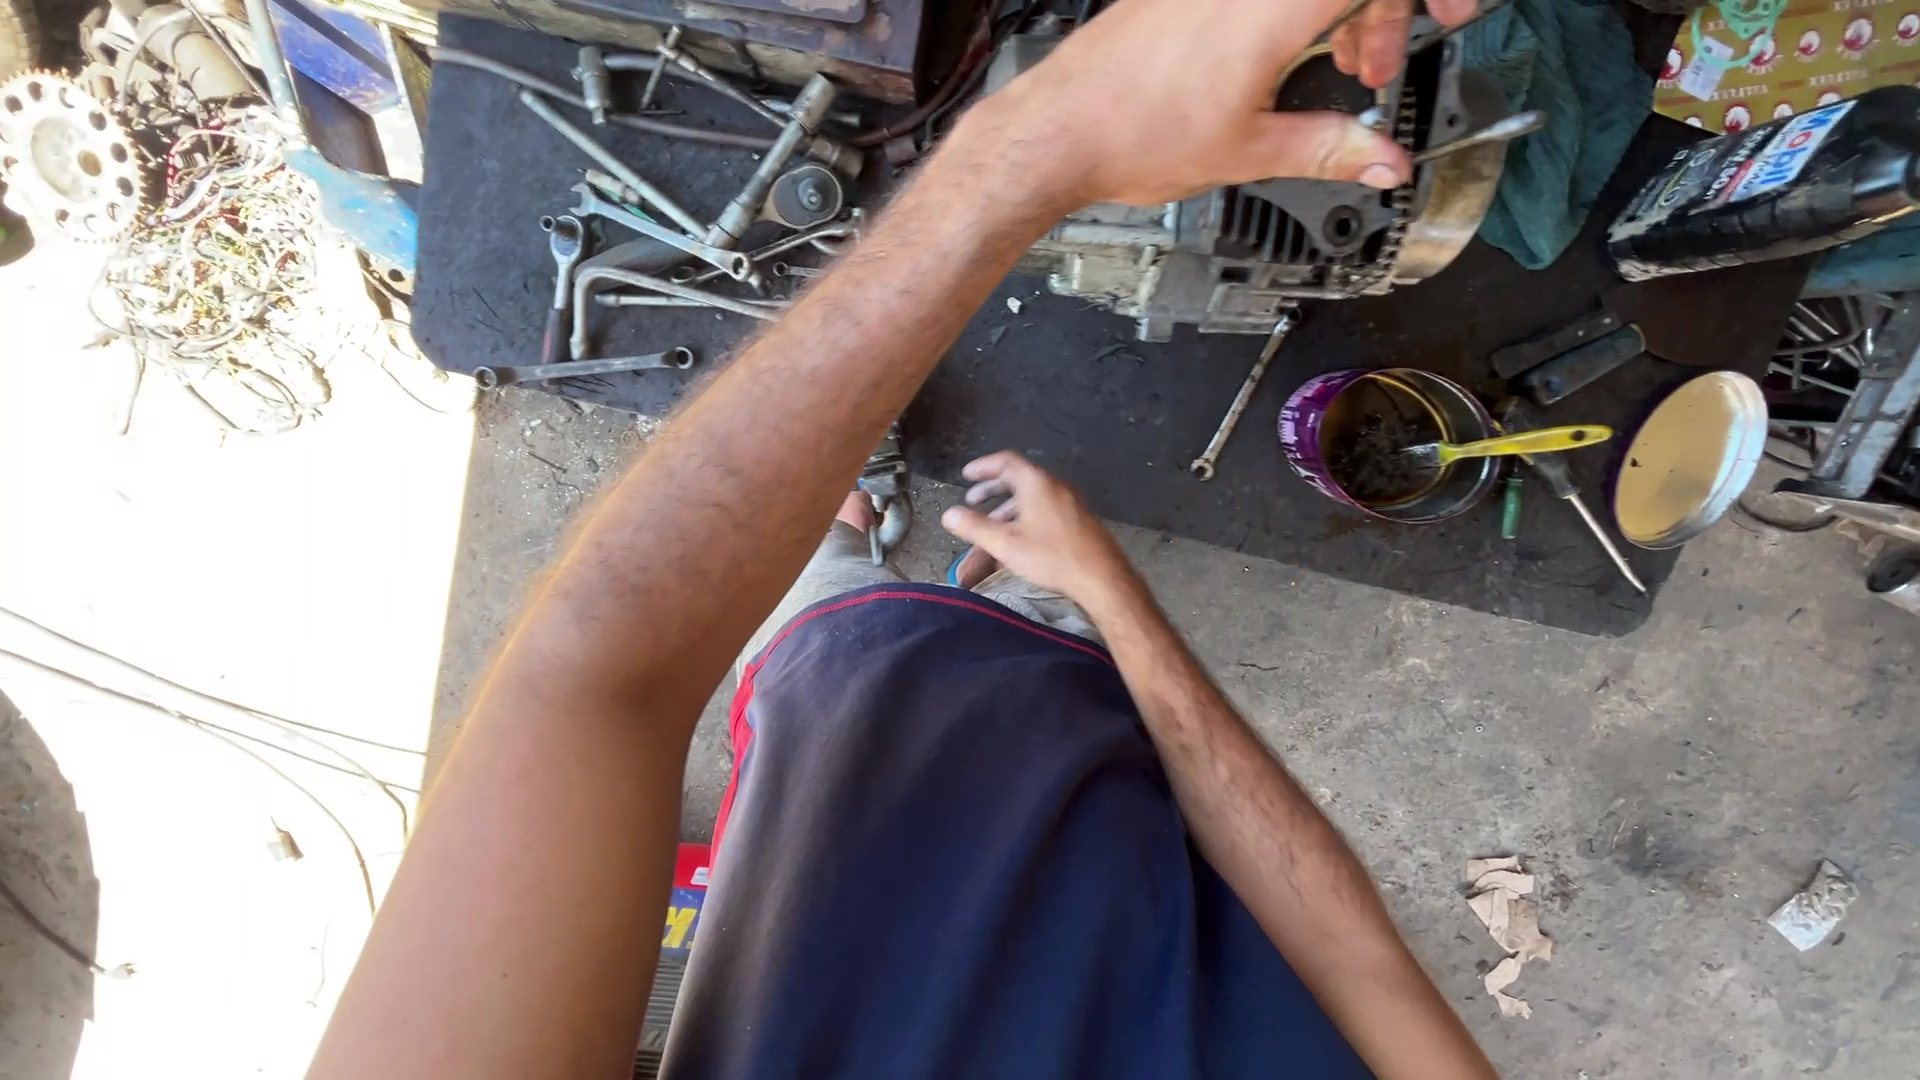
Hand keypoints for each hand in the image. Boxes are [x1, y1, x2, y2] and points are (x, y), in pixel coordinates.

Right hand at [940, 451, 1142, 615]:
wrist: (1101, 577)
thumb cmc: (1051, 556)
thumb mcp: (1005, 543)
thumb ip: (974, 527)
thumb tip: (948, 514)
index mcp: (1036, 483)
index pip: (1006, 461)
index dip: (983, 466)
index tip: (966, 475)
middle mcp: (1054, 487)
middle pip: (1018, 479)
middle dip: (991, 490)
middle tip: (972, 500)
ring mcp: (1069, 503)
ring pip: (1030, 500)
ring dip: (1006, 509)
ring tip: (990, 527)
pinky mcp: (1078, 521)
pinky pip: (1044, 511)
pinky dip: (1024, 518)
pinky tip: (1019, 540)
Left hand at [966, 0, 1480, 207]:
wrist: (1058, 130)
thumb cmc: (1132, 136)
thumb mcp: (1247, 152)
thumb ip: (1329, 149)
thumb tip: (1383, 163)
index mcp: (1280, 1)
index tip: (1450, 17)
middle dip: (1383, 11)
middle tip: (1374, 69)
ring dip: (1339, 10)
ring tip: (1334, 68)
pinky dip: (1291, 9)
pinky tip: (1281, 55)